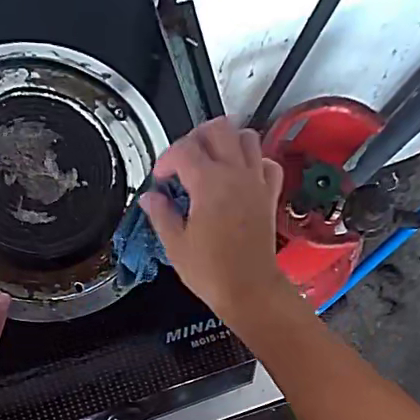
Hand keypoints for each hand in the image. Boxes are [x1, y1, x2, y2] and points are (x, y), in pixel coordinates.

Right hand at [139, 118, 298, 322]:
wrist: (249, 290)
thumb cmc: (214, 273)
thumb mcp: (176, 245)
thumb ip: (161, 215)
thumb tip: (151, 199)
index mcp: (209, 184)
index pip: (184, 150)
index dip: (166, 159)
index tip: (160, 177)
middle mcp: (236, 176)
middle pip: (218, 129)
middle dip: (196, 137)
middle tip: (184, 157)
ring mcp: (256, 183)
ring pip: (247, 137)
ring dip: (227, 141)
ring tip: (211, 159)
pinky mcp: (269, 196)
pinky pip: (268, 163)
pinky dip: (255, 161)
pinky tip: (241, 174)